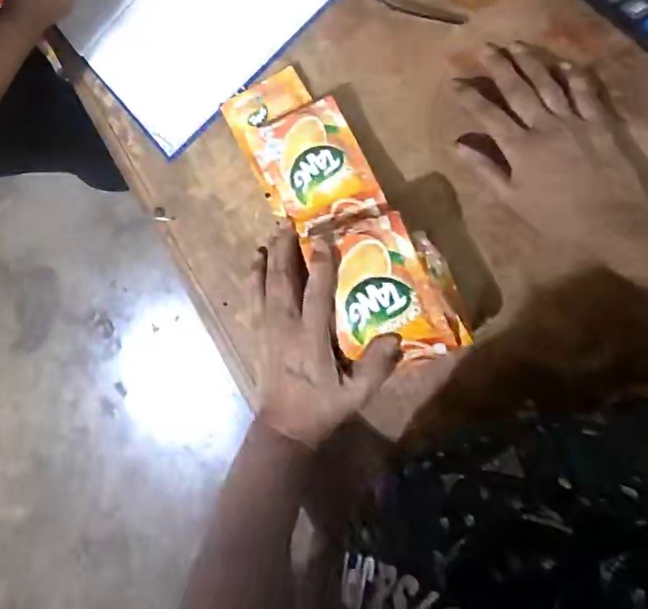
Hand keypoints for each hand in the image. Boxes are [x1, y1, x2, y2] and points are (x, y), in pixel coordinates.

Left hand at [253, 227, 400, 446]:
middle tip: (292, 221)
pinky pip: (252, 294)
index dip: (320, 266)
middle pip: (283, 278)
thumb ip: (376, 367)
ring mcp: (267, 325)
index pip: (315, 294)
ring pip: (266, 281)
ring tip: (276, 230)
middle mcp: (285, 325)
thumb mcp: (356, 395)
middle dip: (286, 248)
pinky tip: (256, 257)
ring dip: (271, 254)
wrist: (283, 426)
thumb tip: (395, 337)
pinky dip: (254, 273)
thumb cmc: (322, 407)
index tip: (324, 239)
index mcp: (311, 339)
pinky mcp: (256, 329)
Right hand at [452, 44, 647, 277]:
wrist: (618, 224)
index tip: (455, 81)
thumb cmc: (560, 218)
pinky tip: (565, 64)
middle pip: (516, 89)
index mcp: (520, 147)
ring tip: (516, 44)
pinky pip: (585, 93)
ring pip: (548, 84)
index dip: (469, 96)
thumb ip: (486, 170)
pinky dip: (575, 76)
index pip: (488, 114)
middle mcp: (544, 126)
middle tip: (485, 47)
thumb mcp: (515, 201)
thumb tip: (458, 145)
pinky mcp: (601, 123)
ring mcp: (574, 121)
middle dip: (498, 66)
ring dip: (530, 62)